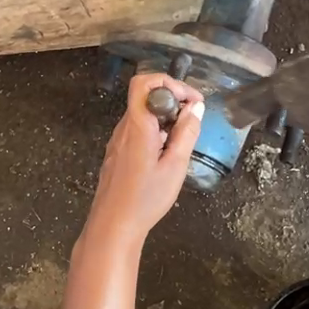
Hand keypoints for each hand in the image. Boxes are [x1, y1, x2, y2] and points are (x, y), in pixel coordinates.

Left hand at [84, 73, 204, 248]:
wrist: (113, 226)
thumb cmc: (145, 198)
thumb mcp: (175, 166)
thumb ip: (186, 133)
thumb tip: (196, 107)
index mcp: (137, 125)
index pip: (145, 82)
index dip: (170, 83)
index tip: (191, 101)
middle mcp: (124, 128)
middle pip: (146, 97)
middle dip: (173, 102)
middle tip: (192, 121)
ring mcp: (118, 141)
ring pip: (142, 115)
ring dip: (165, 119)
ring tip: (181, 141)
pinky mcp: (117, 154)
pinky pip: (137, 131)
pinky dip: (155, 132)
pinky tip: (165, 155)